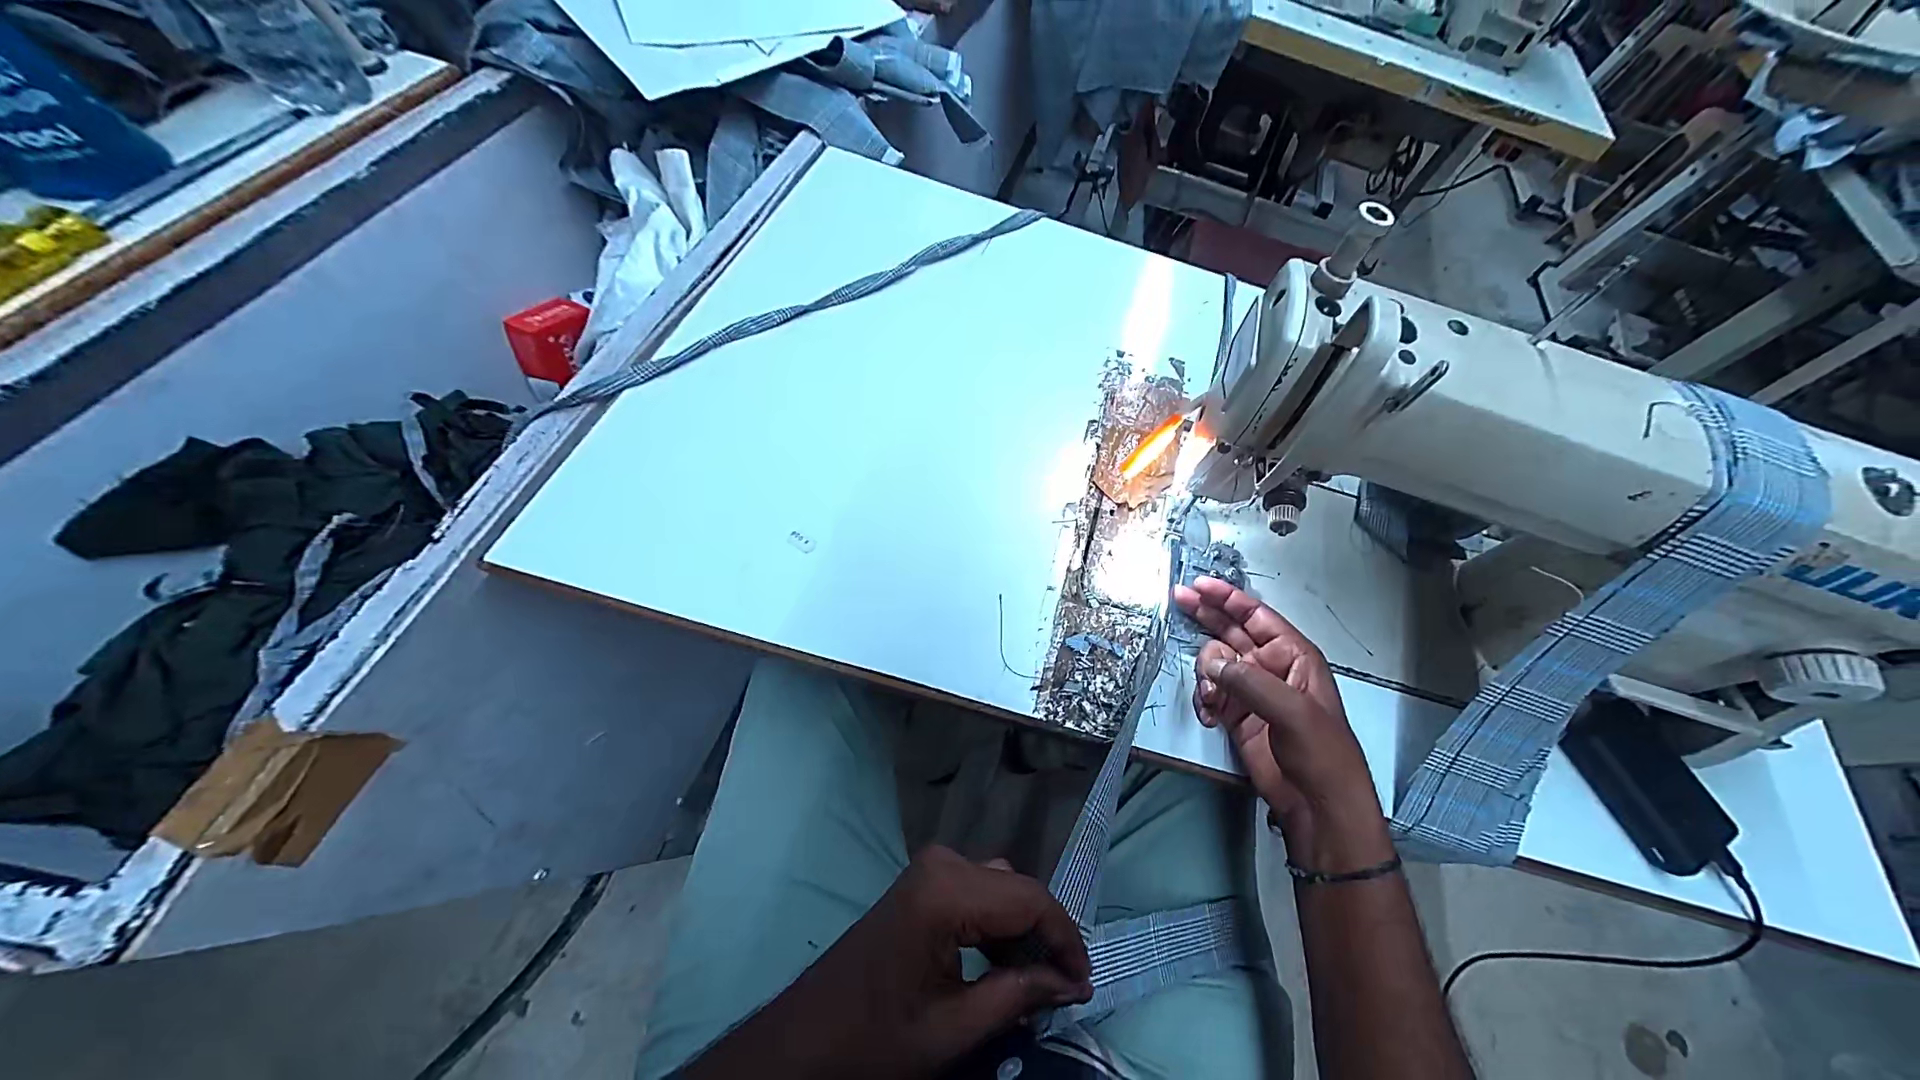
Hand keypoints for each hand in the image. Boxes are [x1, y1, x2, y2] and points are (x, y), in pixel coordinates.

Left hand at [680, 845, 1092, 1078]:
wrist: (807, 1037)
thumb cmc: (876, 1038)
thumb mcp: (955, 1029)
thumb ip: (1019, 996)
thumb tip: (1073, 982)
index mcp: (945, 891)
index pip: (1030, 899)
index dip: (1066, 939)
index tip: (1084, 984)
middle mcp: (941, 863)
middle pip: (1016, 889)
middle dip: (1044, 936)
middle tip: (1063, 988)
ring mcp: (928, 868)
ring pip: (999, 888)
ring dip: (1021, 931)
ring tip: (1035, 983)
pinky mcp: (921, 882)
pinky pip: (976, 891)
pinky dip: (996, 925)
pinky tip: (1002, 965)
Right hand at [1172, 577, 1393, 872]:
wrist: (1316, 805)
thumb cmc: (1321, 753)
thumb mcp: (1293, 712)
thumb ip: (1250, 681)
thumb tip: (1210, 658)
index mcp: (1293, 657)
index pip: (1257, 617)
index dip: (1228, 598)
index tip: (1199, 585)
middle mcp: (1270, 668)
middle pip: (1231, 631)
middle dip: (1206, 616)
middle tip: (1178, 598)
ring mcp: (1251, 692)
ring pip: (1215, 664)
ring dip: (1205, 674)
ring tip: (1209, 695)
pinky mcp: (1235, 715)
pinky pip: (1209, 693)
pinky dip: (1203, 700)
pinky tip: (1209, 715)